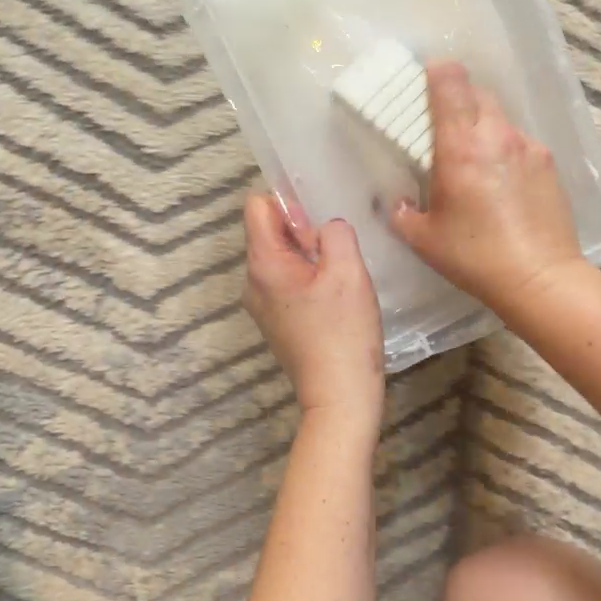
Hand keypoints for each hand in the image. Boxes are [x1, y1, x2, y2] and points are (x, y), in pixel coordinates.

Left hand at [242, 190, 384, 419]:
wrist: (339, 396)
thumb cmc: (344, 334)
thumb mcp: (348, 272)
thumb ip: (336, 234)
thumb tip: (327, 228)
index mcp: (263, 264)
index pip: (258, 206)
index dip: (290, 203)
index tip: (320, 227)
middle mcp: (252, 283)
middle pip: (270, 234)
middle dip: (303, 233)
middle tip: (338, 257)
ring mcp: (262, 307)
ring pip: (282, 261)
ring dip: (310, 260)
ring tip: (340, 282)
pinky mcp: (276, 325)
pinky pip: (288, 286)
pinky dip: (310, 283)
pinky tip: (335, 303)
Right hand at [387, 62, 587, 311]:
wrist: (539, 277)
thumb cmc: (476, 257)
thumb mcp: (424, 241)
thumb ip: (403, 215)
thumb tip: (399, 204)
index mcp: (461, 146)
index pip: (450, 82)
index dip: (436, 74)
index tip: (426, 84)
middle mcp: (497, 136)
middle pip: (478, 94)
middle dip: (460, 102)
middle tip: (445, 129)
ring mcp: (529, 148)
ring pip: (502, 120)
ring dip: (484, 129)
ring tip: (476, 164)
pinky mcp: (549, 166)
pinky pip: (522, 145)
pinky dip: (507, 153)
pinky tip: (503, 186)